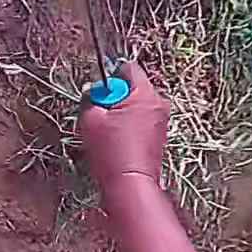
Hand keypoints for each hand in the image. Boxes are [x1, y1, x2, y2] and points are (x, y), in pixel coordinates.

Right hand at [78, 60, 169, 190]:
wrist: (131, 183)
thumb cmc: (114, 152)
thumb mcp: (91, 119)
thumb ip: (90, 98)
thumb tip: (91, 91)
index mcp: (144, 94)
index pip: (128, 68)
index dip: (109, 76)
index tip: (99, 91)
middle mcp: (158, 104)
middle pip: (133, 87)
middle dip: (115, 97)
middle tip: (102, 114)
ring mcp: (161, 120)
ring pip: (136, 104)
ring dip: (121, 112)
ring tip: (109, 130)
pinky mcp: (158, 135)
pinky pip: (141, 120)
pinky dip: (129, 125)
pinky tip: (118, 140)